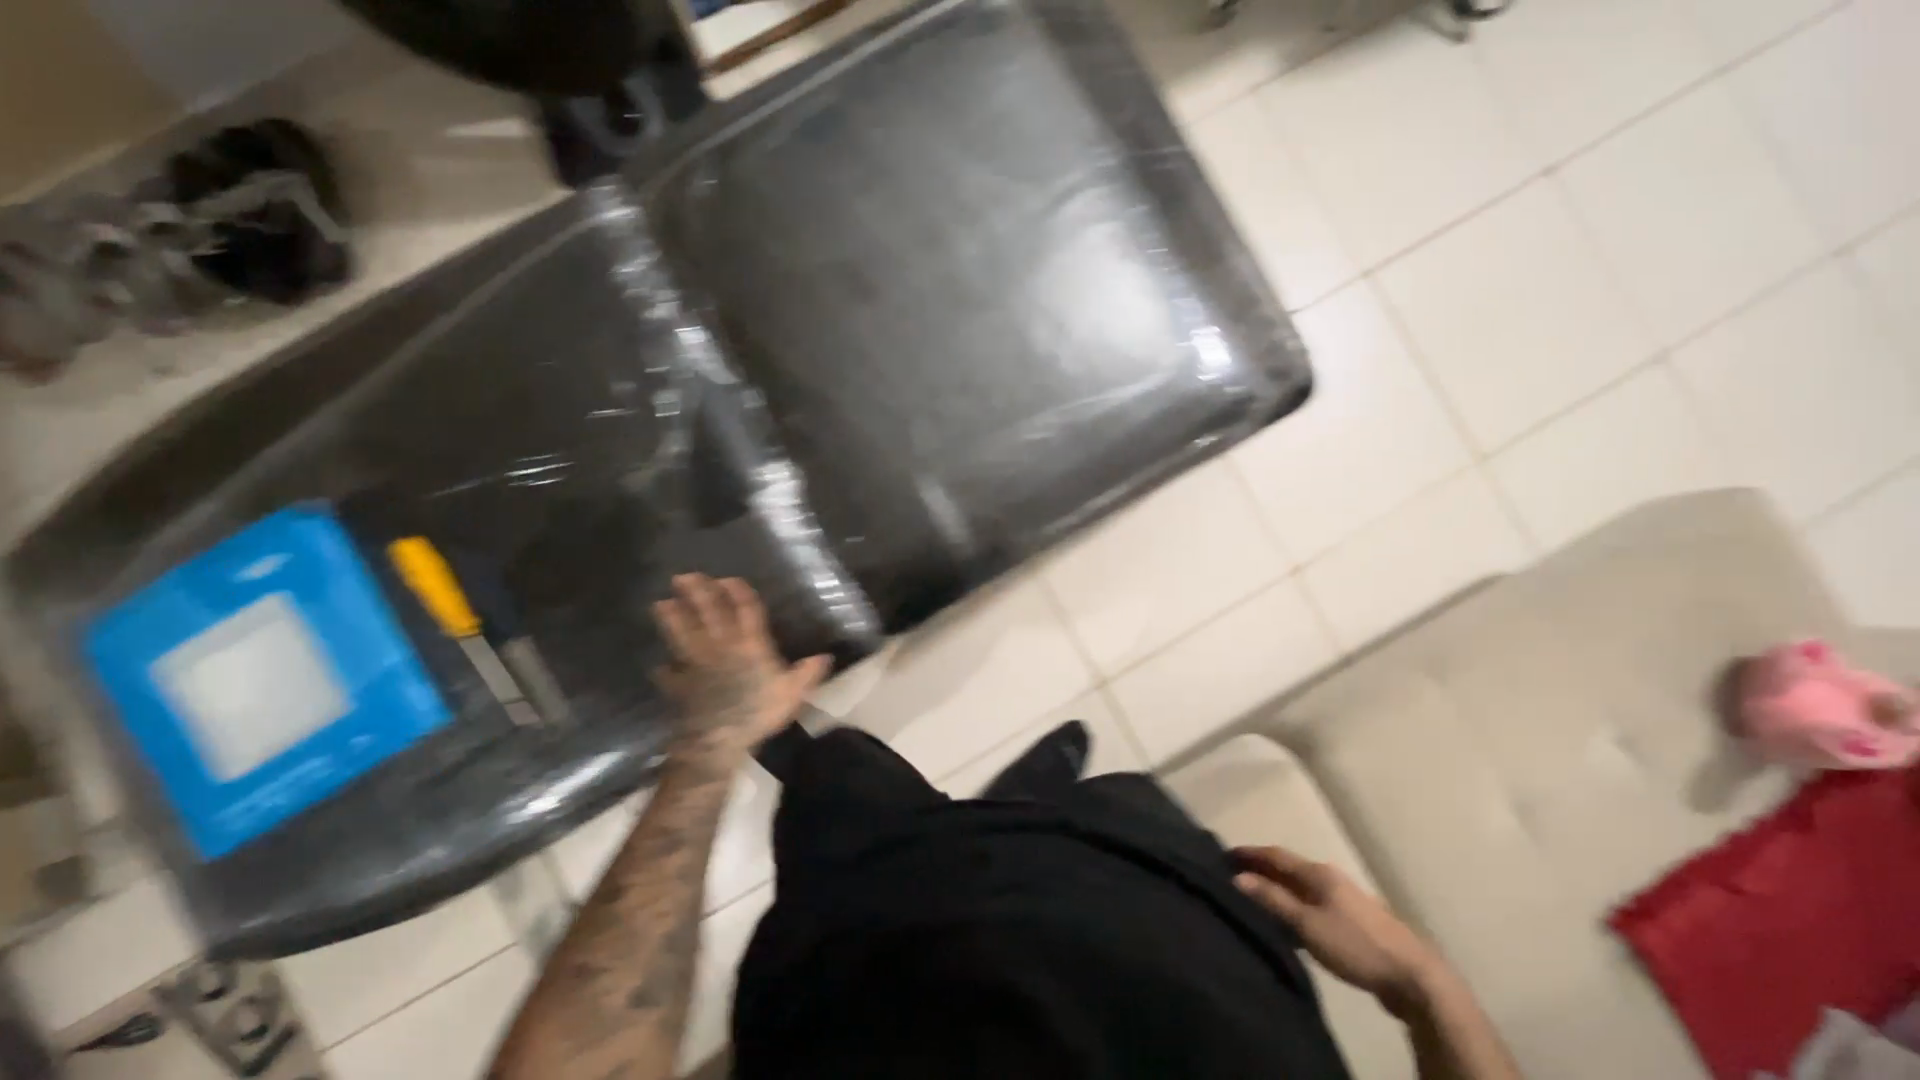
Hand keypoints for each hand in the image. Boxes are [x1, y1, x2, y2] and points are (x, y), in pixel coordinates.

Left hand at [652, 574, 830, 754]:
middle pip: (709, 614)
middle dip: (698, 594)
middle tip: (684, 577)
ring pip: (682, 635)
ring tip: (661, 604)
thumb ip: (807, 673)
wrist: (717, 740)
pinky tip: (660, 667)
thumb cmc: (758, 712)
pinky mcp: (680, 684)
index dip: (738, 593)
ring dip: (672, 619)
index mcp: (750, 645)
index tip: (729, 579)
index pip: (745, 611)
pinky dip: (665, 670)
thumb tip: (826, 656)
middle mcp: (721, 647)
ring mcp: (697, 664)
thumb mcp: (792, 693)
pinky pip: (670, 673)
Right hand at [1231, 845, 1444, 1011]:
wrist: (1413, 977)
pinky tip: (1286, 926)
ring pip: (1302, 889)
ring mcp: (1345, 900)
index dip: (1250, 853)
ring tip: (1253, 901)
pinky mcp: (1353, 923)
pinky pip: (1313, 907)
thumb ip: (1273, 900)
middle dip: (1262, 871)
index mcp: (1319, 874)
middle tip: (1233, 877)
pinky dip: (1294, 909)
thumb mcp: (1308, 924)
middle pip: (1290, 870)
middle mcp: (1331, 879)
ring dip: (1278, 891)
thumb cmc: (1355, 945)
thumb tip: (1239, 877)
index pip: (1276, 855)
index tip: (1224, 854)